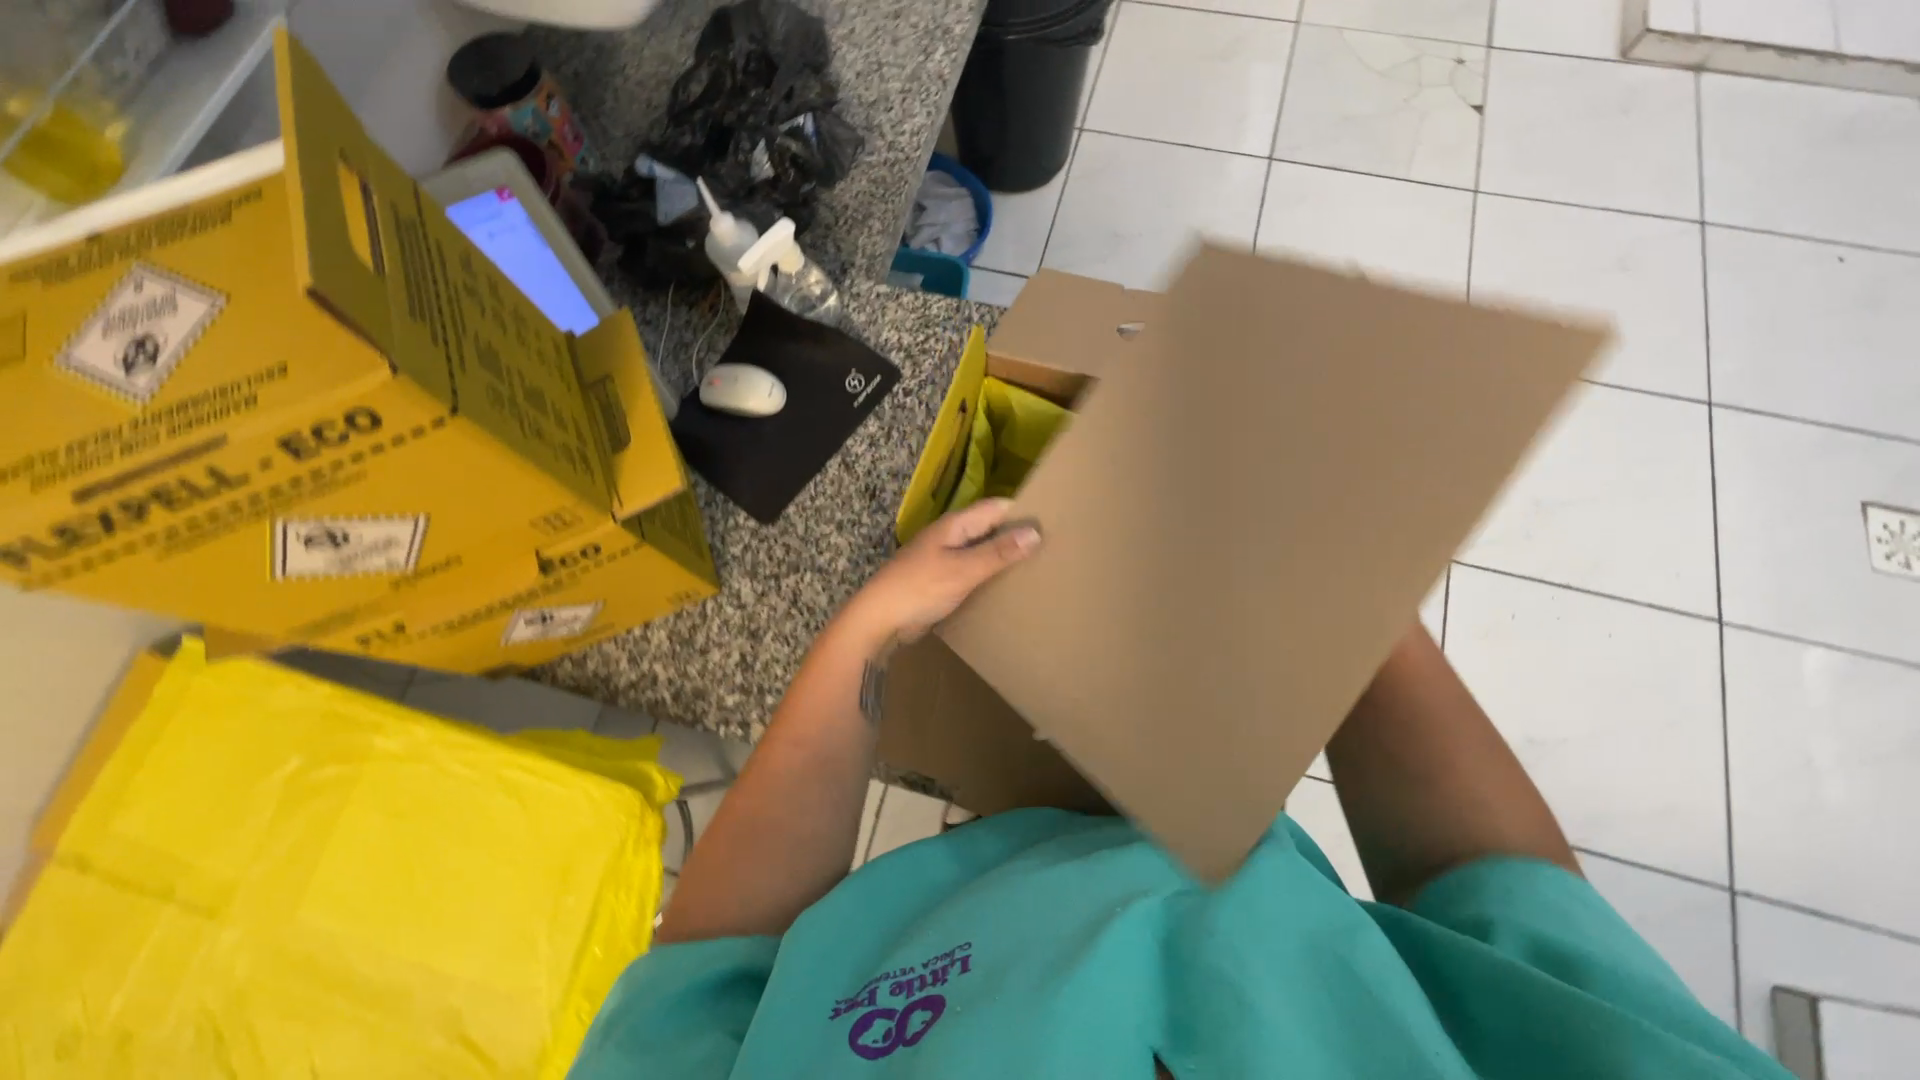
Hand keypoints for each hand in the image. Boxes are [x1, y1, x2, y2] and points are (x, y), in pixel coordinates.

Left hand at [838, 498, 1040, 650]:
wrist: (878, 620)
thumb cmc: (919, 588)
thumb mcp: (963, 570)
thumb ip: (998, 552)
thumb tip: (1035, 532)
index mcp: (954, 526)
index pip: (995, 508)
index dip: (1021, 510)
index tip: (1053, 519)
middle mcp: (949, 537)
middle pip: (989, 529)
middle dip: (1015, 536)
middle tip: (1051, 547)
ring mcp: (943, 560)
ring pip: (980, 552)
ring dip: (1002, 558)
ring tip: (1036, 568)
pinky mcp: (940, 582)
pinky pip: (971, 573)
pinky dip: (988, 577)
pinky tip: (1005, 590)